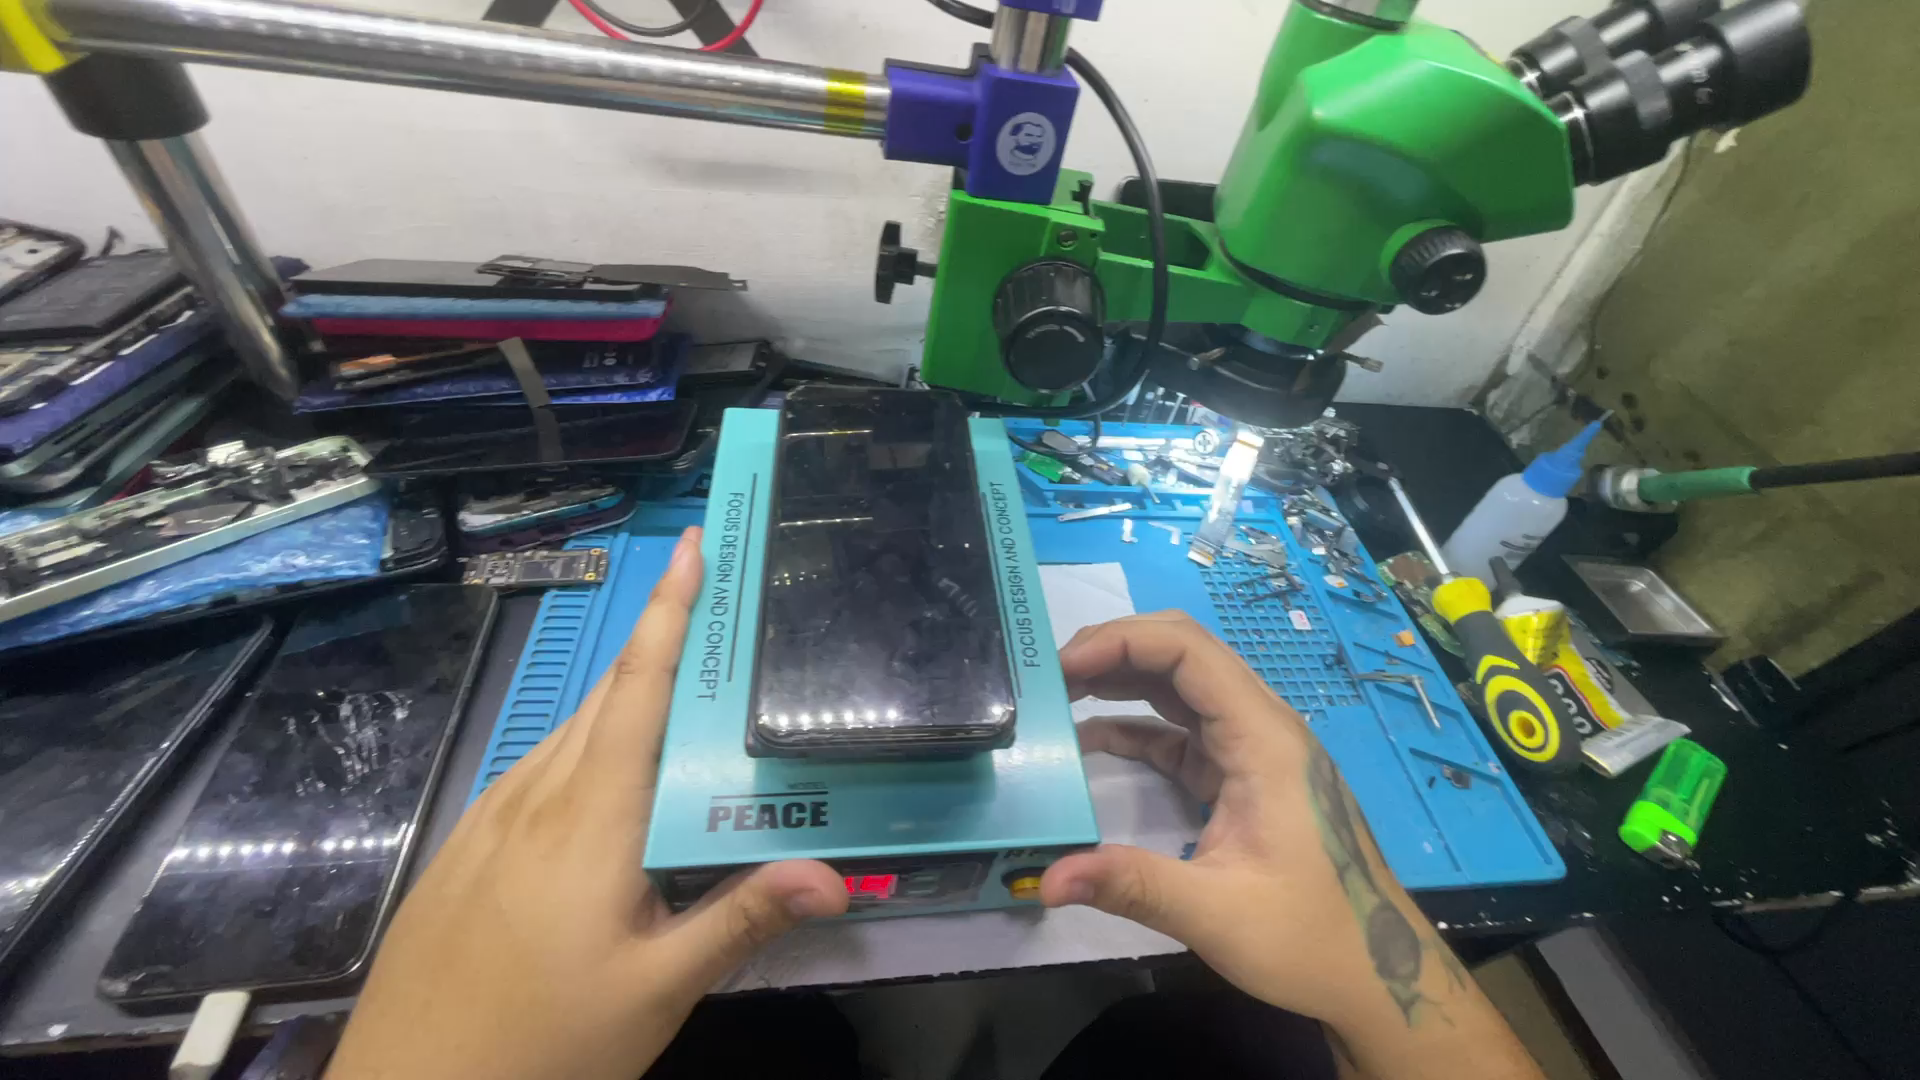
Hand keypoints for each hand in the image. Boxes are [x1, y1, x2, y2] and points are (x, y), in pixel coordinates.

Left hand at [327, 528, 847, 1079]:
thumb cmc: (541, 1045)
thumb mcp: (657, 989)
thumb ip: (743, 919)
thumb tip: (836, 875)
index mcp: (592, 814)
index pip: (640, 687)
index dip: (669, 609)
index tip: (693, 546)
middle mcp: (540, 793)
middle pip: (613, 690)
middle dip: (666, 636)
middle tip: (725, 607)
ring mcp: (496, 815)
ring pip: (579, 725)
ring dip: (634, 690)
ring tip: (690, 688)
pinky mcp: (472, 842)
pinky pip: (548, 764)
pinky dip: (598, 739)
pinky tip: (621, 775)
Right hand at [1040, 612, 1540, 1078]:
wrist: (1378, 975)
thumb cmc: (1311, 938)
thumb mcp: (1217, 914)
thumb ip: (1130, 885)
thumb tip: (1049, 880)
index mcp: (1263, 737)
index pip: (1188, 650)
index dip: (1121, 641)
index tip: (1063, 664)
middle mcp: (1259, 724)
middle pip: (1183, 651)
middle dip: (1115, 648)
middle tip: (1053, 673)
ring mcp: (1249, 745)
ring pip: (1180, 681)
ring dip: (1122, 676)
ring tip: (1062, 689)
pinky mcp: (1237, 769)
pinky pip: (1179, 726)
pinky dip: (1133, 722)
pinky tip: (1090, 737)